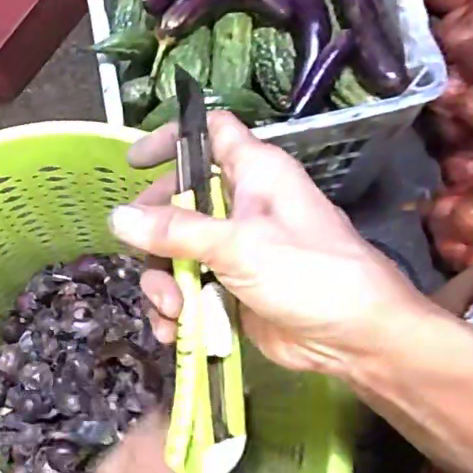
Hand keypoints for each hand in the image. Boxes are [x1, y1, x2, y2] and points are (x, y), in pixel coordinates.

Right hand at [109, 110, 433, 376]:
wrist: (356, 339)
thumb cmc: (309, 274)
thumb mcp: (238, 246)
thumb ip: (175, 231)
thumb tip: (116, 218)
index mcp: (254, 173)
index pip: (210, 133)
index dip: (173, 139)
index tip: (135, 161)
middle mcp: (240, 205)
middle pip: (175, 201)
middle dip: (152, 233)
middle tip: (141, 254)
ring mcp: (231, 249)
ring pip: (172, 252)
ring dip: (161, 283)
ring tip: (172, 311)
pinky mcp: (227, 286)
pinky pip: (184, 287)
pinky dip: (173, 308)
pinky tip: (174, 330)